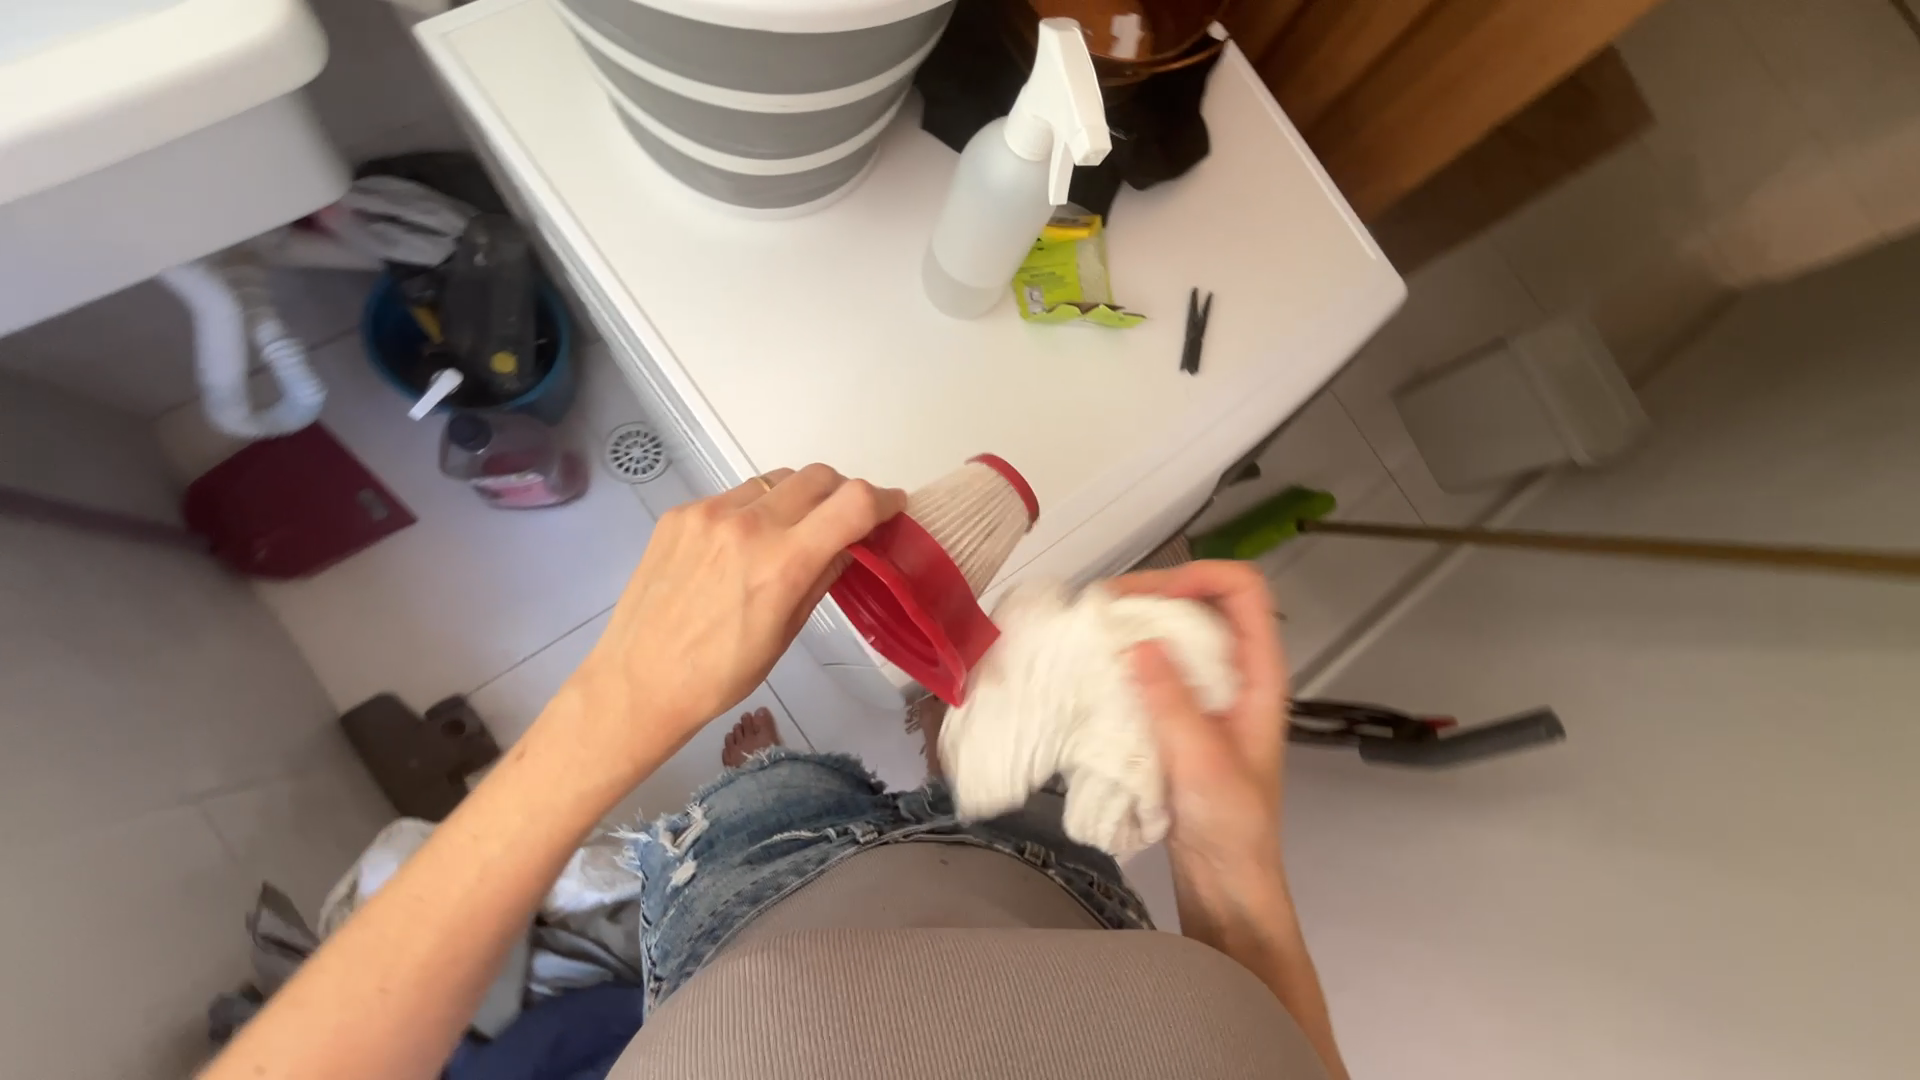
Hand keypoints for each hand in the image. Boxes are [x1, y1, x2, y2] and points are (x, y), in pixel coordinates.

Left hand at [575, 465, 905, 760]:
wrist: (637, 681)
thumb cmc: (722, 674)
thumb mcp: (787, 631)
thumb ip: (823, 576)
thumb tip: (851, 545)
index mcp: (781, 562)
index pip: (852, 503)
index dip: (884, 500)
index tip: (893, 507)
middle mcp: (747, 524)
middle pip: (819, 477)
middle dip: (843, 494)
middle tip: (844, 522)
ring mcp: (708, 513)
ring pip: (777, 480)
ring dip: (799, 498)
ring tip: (792, 533)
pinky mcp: (681, 514)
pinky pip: (737, 494)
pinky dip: (756, 510)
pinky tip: (743, 545)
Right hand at [1109, 561, 1289, 881]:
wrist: (1226, 878)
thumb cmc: (1232, 828)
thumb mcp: (1204, 764)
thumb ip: (1173, 703)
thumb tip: (1138, 643)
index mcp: (1260, 674)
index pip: (1243, 591)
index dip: (1198, 577)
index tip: (1144, 597)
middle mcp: (1236, 672)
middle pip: (1203, 600)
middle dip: (1153, 593)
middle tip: (1102, 608)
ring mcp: (1209, 690)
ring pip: (1177, 630)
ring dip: (1136, 623)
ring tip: (1093, 631)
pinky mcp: (1183, 710)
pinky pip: (1157, 663)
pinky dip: (1129, 655)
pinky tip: (1099, 666)